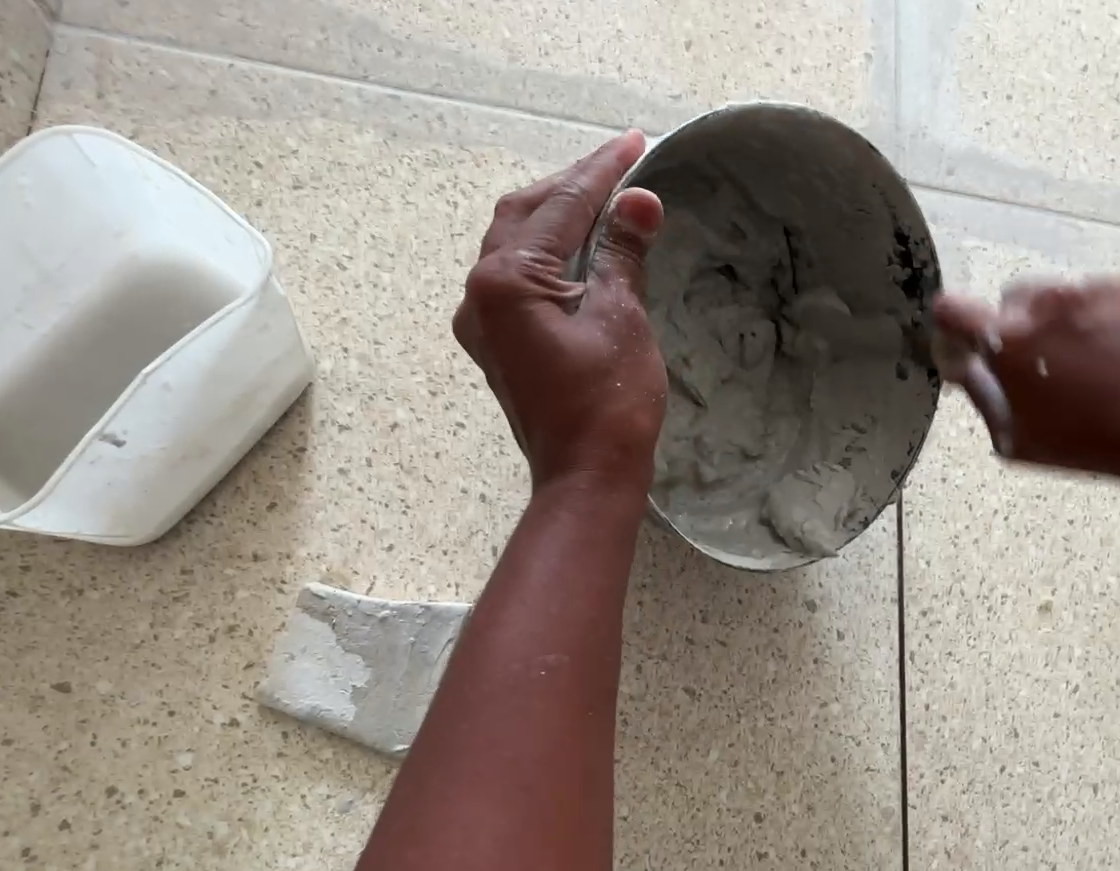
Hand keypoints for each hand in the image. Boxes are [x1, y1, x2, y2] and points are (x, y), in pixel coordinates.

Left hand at [452, 130, 666, 492]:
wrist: (586, 477)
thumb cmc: (608, 405)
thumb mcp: (622, 319)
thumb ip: (622, 253)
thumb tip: (639, 200)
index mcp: (506, 281)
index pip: (560, 207)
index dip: (601, 173)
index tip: (635, 144)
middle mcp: (479, 294)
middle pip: (525, 216)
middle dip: (572, 188)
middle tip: (621, 169)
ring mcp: (483, 323)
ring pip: (515, 245)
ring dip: (557, 219)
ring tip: (602, 202)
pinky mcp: (496, 345)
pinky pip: (515, 280)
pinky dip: (547, 256)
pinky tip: (577, 253)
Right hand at [933, 279, 1119, 479]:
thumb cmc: (1090, 442)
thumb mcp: (1017, 438)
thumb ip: (981, 397)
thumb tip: (964, 369)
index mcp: (1007, 341)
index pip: (953, 309)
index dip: (950, 321)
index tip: (959, 335)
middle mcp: (1045, 303)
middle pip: (1009, 300)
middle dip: (1013, 326)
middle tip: (1035, 365)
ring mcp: (1091, 290)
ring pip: (1055, 297)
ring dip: (1056, 322)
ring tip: (1084, 364)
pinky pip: (1096, 297)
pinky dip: (1096, 320)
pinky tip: (1117, 356)